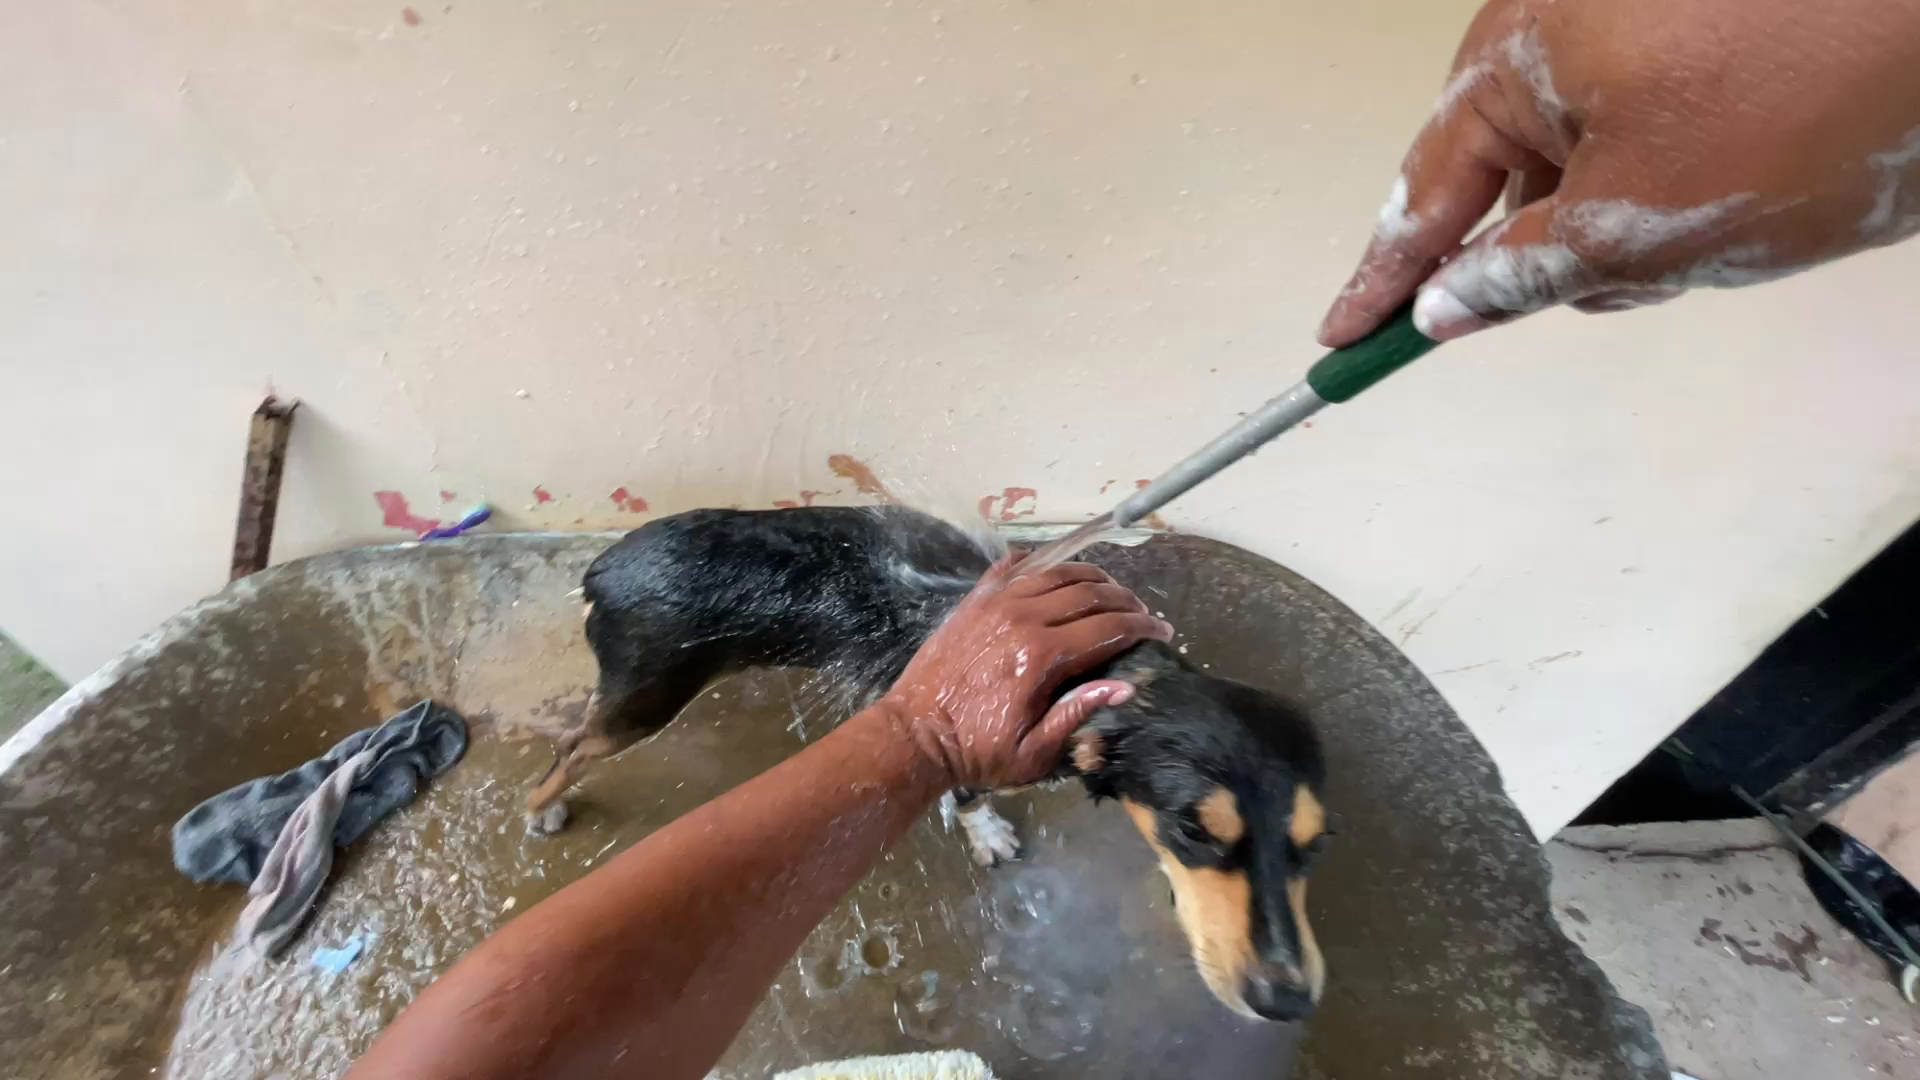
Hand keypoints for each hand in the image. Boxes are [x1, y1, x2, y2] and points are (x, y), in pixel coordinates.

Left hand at [881, 559, 1172, 789]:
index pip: (1107, 627)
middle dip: (1125, 600)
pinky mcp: (974, 600)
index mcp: (1041, 657)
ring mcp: (995, 602)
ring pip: (1056, 572)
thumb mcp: (1034, 752)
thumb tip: (1125, 686)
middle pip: (1088, 592)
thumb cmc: (977, 750)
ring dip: (1091, 577)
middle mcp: (1021, 618)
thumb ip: (1078, 712)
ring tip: (1110, 590)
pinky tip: (1055, 569)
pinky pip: (1013, 566)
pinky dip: (1041, 561)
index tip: (1162, 632)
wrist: (915, 733)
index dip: (1141, 626)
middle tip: (1141, 613)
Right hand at [1319, 0, 1919, 345]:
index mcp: (1520, 56)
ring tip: (1733, 218)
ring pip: (1581, 172)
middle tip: (1612, 278)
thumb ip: (1516, 276)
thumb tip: (1439, 310)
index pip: (1417, 204)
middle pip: (1500, 186)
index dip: (1377, 285)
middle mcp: (1564, 25)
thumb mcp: (1645, 222)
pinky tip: (1761, 179)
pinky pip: (1645, 136)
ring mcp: (1644, 20)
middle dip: (1542, 250)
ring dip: (1627, 224)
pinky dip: (1677, 184)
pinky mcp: (1714, 28)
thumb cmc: (1826, 96)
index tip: (1336, 343)